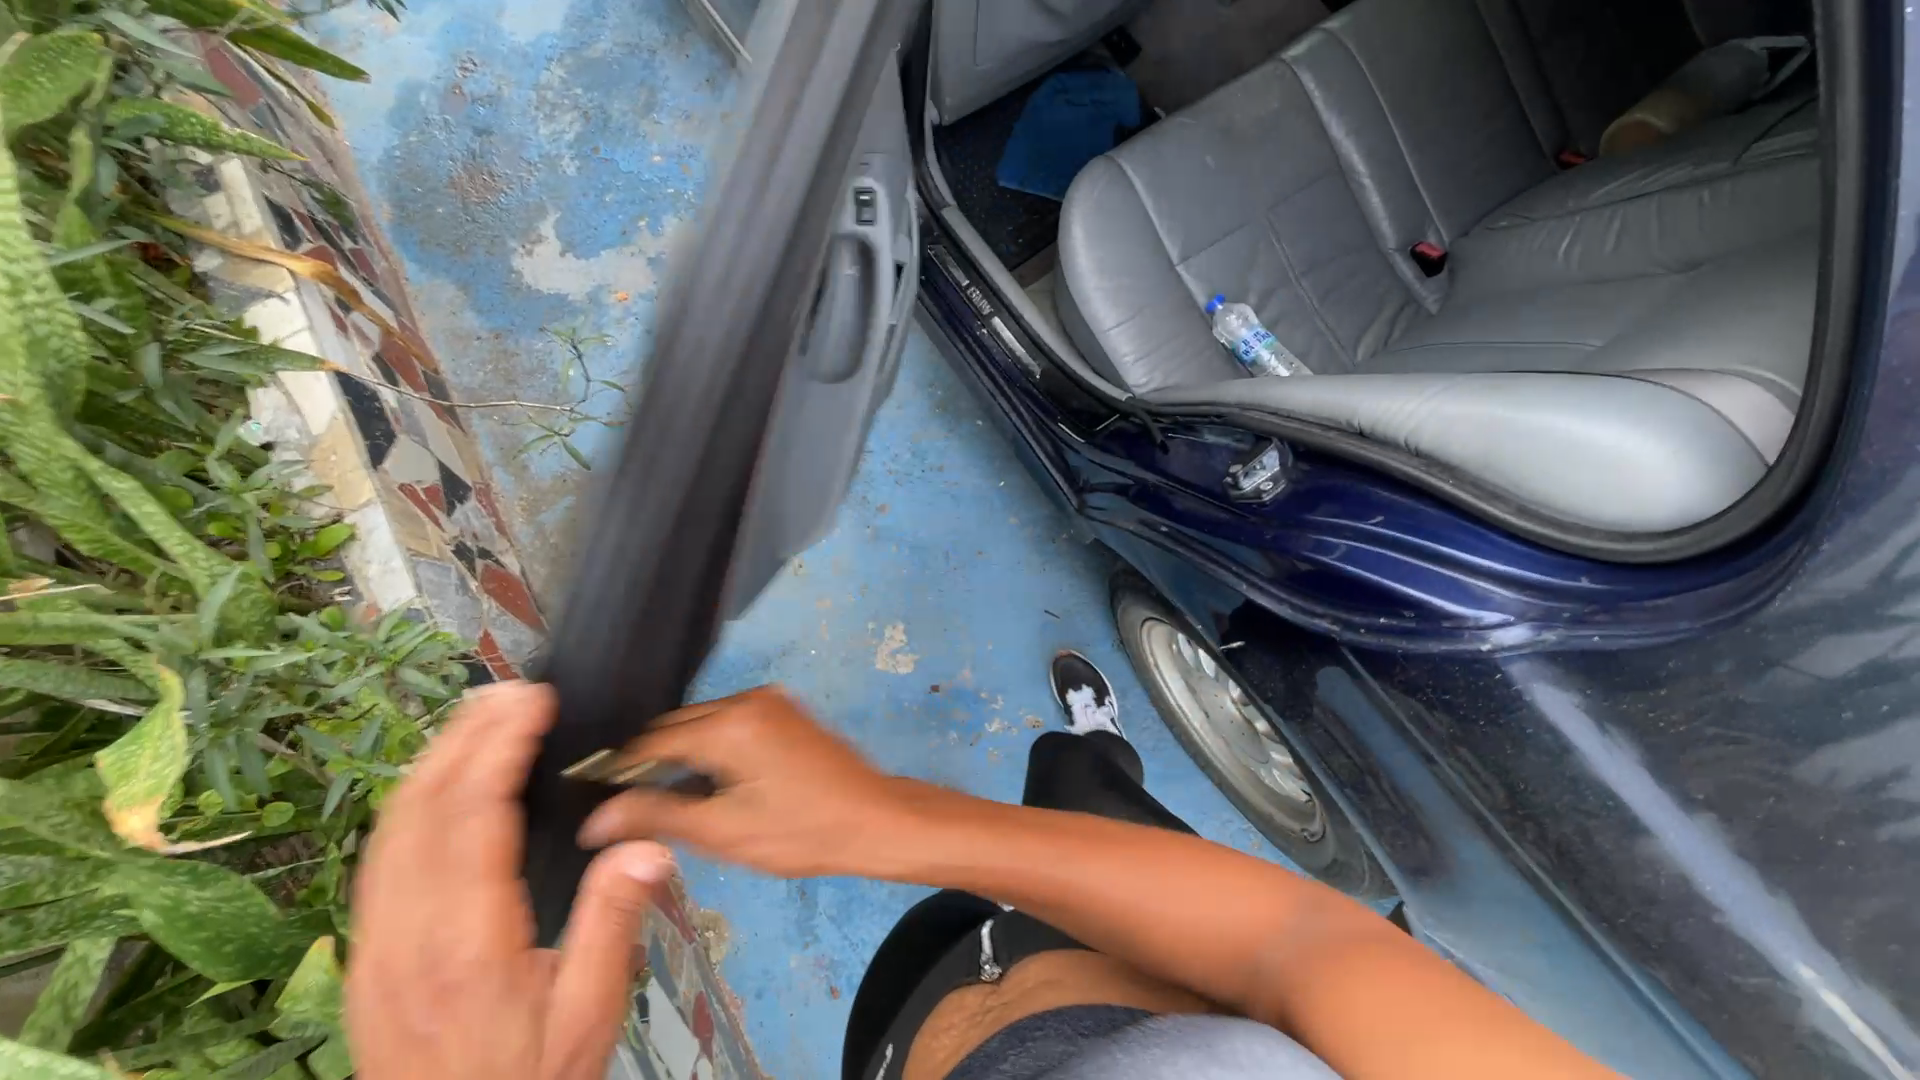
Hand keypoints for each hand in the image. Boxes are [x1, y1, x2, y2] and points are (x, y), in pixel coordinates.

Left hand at [346, 681, 675, 1079]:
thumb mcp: (589, 1012)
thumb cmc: (532, 1076)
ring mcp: (374, 943)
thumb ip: (612, 924)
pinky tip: (439, 781)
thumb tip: (647, 844)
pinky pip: (381, 856)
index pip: (475, 819)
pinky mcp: (366, 954)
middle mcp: (408, 932)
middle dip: (465, 737)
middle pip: (423, 809)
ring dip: (434, 760)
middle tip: (509, 689)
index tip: (533, 702)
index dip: (500, 748)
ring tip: (477, 715)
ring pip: (391, 828)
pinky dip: (412, 799)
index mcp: (468, 941)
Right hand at [578, 685, 918, 877]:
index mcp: (729, 723)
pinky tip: (712, 784)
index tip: (600, 805)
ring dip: (685, 755)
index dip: (622, 773)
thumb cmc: (800, 833)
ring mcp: (770, 700)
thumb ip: (656, 816)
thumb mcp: (723, 832)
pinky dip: (713, 747)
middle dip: (655, 764)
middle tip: (639, 811)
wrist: (875, 820)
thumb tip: (594, 820)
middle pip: (678, 726)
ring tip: (676, 803)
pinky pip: (731, 722)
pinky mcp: (785, 709)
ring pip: (704, 723)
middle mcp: (747, 698)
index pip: (651, 741)